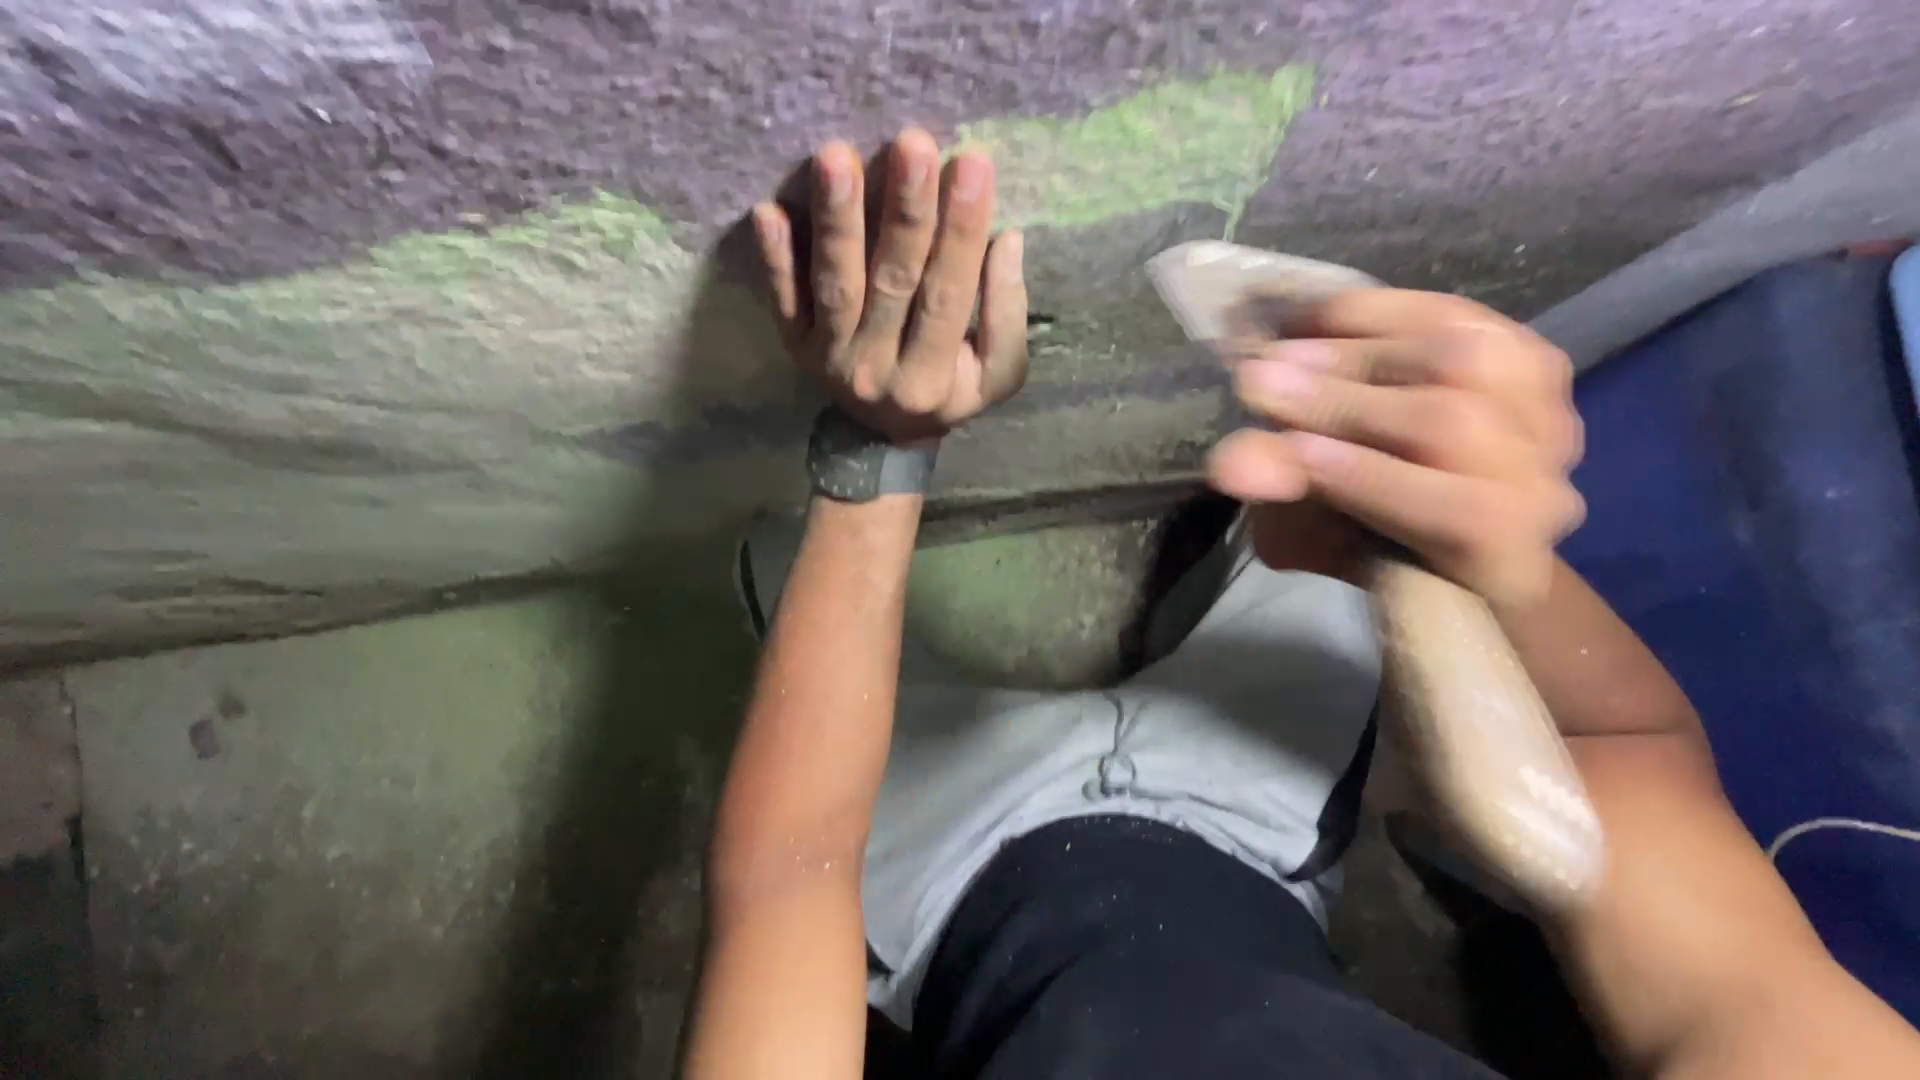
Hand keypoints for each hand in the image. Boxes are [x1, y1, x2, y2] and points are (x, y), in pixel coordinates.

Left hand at [752, 130, 1028, 443]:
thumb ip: (1007, 317)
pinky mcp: (794, 344)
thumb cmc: (948, 391)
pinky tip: (769, 212)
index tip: (974, 165)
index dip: (961, 234)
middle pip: (892, 283)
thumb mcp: (995, 377)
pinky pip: (782, 300)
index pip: (948, 296)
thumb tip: (1007, 242)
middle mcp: (877, 369)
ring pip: (835, 286)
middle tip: (912, 144)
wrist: (883, 437)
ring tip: (837, 158)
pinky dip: (775, 258)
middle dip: (905, 214)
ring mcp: (828, 356)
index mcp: (931, 378)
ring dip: (836, 221)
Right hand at [1208, 290, 1585, 608]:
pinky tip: (1321, 317)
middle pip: (1452, 426)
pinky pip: (1458, 317)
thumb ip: (1281, 502)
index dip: (1365, 476)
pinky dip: (1383, 311)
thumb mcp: (1310, 540)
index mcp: (1497, 558)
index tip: (1284, 447)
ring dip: (1358, 348)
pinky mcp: (1527, 357)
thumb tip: (1231, 464)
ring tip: (1284, 345)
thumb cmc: (1361, 541)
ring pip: (1462, 361)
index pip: (1456, 514)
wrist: (1423, 513)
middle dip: (1343, 399)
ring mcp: (1545, 414)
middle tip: (1258, 378)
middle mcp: (1540, 486)